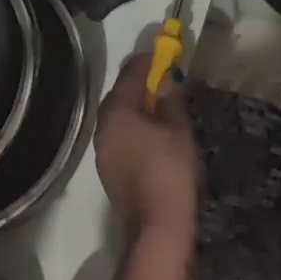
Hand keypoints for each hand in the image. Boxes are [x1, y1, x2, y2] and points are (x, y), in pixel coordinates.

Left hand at [95, 53, 201, 244]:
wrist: (156, 226)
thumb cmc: (170, 171)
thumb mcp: (179, 130)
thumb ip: (170, 101)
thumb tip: (165, 82)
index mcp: (117, 110)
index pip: (131, 73)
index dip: (148, 60)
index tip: (165, 53)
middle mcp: (102, 124)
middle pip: (120, 94)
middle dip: (142, 84)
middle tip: (166, 80)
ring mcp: (101, 148)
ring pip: (119, 116)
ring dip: (137, 107)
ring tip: (163, 106)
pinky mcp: (107, 167)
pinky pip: (120, 135)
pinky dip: (135, 127)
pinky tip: (153, 134)